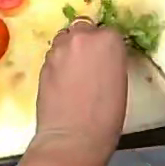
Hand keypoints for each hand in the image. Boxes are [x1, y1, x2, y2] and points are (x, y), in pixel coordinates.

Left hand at [31, 20, 128, 162]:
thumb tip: (101, 59)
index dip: (108, 47)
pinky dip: (59, 62)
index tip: (107, 60)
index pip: (110, 32)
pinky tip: (62, 81)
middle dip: (86, 41)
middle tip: (89, 63)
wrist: (74, 137)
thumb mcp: (119, 81)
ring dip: (70, 48)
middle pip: (84, 28)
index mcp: (108, 40)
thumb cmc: (107, 116)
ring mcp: (60, 48)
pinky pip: (54, 54)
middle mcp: (83, 37)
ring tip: (73, 71)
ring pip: (65, 38)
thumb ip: (110, 60)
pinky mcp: (44, 62)